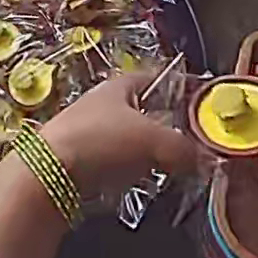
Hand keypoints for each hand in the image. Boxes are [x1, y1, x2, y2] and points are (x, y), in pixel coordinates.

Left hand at [39, 72, 199, 196]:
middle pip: (147, 109)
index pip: (155, 76)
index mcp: (120, 85)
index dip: (179, 84)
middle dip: (171, 124)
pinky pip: (123, 160)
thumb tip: (206, 158)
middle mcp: (106, 103)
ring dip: (157, 150)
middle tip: (200, 142)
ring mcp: (95, 130)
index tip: (203, 100)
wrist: (51, 171)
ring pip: (136, 137)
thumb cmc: (102, 139)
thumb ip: (183, 147)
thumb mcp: (151, 138)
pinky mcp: (88, 158)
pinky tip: (153, 181)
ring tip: (183, 166)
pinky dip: (140, 168)